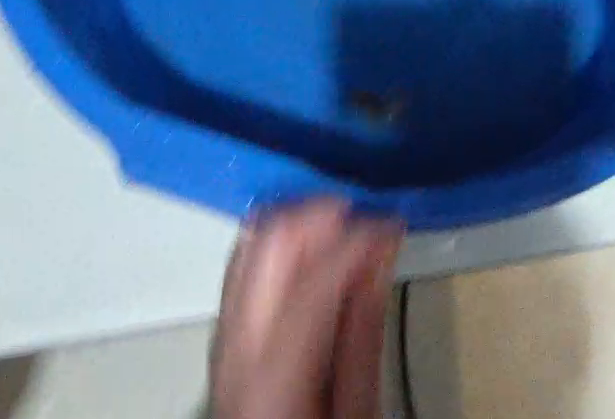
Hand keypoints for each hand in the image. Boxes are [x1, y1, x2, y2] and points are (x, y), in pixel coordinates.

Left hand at [210, 199, 402, 418]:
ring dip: (299, 221)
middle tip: (366, 218)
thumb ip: (364, 328)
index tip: (393, 222)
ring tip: (343, 229)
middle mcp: (236, 340)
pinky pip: (245, 257)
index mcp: (275, 373)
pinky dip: (280, 240)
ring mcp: (221, 329)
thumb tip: (378, 255)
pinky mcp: (221, 325)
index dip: (358, 238)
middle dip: (322, 214)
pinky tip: (311, 247)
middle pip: (271, 241)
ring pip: (253, 237)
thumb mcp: (357, 408)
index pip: (315, 278)